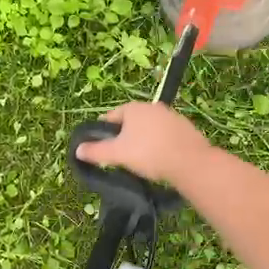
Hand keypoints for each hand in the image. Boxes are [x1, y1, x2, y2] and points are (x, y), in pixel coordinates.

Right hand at [75, 101, 213, 184]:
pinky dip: (160, 144)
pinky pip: (166, 136)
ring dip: (143, 140)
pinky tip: (160, 160)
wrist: (190, 162)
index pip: (110, 117)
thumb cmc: (148, 153)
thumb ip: (96, 151)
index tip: (102, 149)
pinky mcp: (186, 128)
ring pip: (149, 128)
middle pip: (131, 122)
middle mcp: (152, 106)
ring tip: (141, 161)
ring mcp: (171, 116)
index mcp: (133, 108)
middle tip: (121, 157)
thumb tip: (78, 149)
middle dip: (125, 137)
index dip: (103, 133)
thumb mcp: (117, 154)